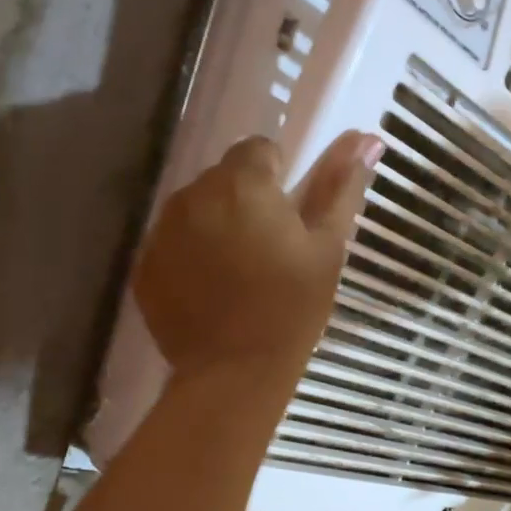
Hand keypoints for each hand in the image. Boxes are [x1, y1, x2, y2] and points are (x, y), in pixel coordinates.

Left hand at [132, 131, 383, 392]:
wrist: (234, 373)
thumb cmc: (291, 310)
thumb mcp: (326, 249)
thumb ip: (341, 188)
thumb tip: (366, 137)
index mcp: (243, 182)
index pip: (260, 151)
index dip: (278, 182)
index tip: (288, 224)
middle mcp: (194, 194)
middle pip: (222, 179)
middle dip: (242, 203)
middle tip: (265, 253)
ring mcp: (162, 231)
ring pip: (194, 210)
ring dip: (213, 227)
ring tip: (235, 275)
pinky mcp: (144, 267)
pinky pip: (170, 245)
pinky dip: (188, 258)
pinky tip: (209, 293)